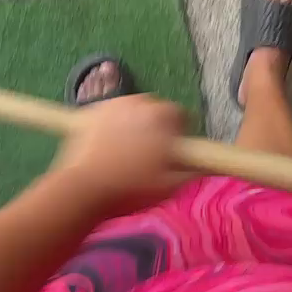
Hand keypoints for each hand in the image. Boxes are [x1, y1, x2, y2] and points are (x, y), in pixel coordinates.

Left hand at [41, 95, 185, 217]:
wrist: (83, 188)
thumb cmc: (131, 189)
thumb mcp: (170, 186)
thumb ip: (193, 170)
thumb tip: (208, 163)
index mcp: (162, 116)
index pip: (181, 115)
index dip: (180, 133)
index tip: (174, 151)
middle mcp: (139, 102)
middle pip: (156, 109)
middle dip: (157, 125)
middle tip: (150, 152)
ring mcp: (113, 104)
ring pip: (132, 110)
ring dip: (135, 123)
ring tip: (127, 149)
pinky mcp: (91, 110)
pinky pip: (111, 114)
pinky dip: (113, 124)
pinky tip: (108, 145)